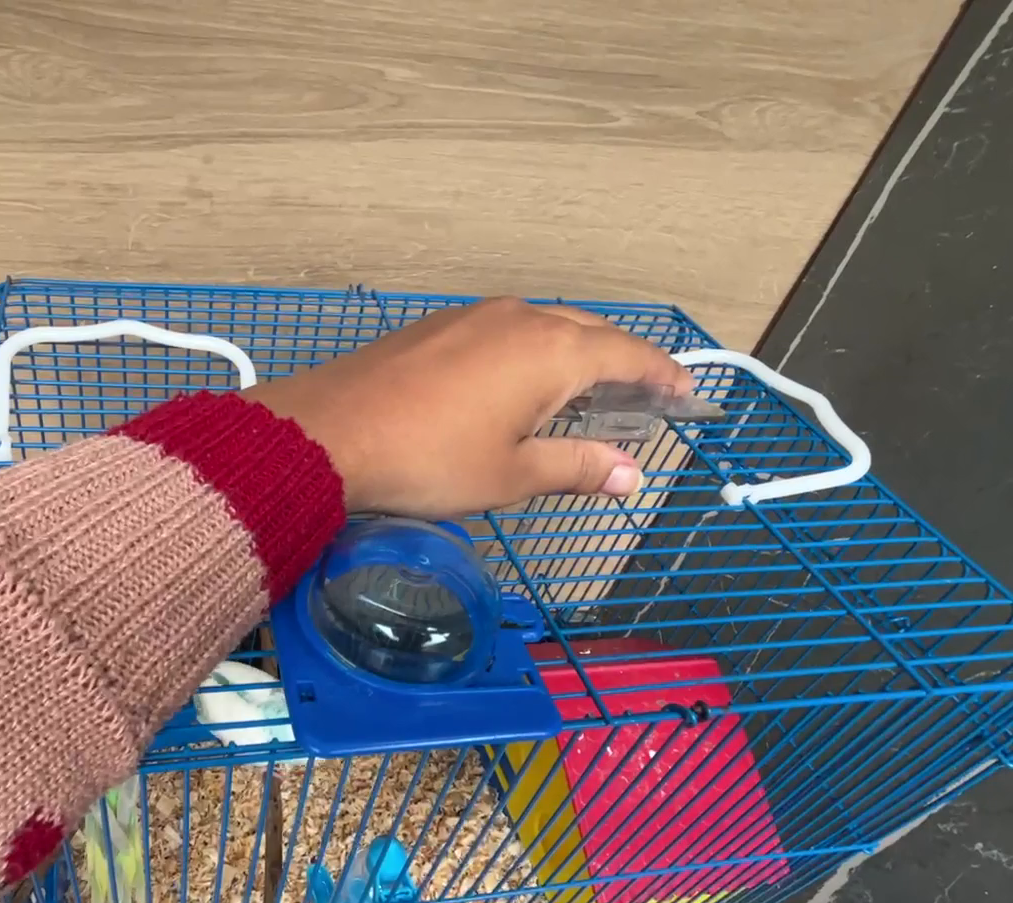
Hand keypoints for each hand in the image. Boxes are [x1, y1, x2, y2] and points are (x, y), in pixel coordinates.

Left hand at [242, 297, 693, 518]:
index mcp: (550, 351)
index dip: (662, 375)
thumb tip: (631, 475)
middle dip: (618, 365)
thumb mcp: (509, 475)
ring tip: (581, 396)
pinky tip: (512, 387)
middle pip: (587, 334)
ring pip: (541, 329)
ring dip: (569, 358)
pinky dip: (525, 357)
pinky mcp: (433, 329)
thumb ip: (575, 467)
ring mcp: (470, 317)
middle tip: (638, 400)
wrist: (327, 434)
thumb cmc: (426, 460)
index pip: (628, 354)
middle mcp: (517, 318)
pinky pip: (499, 334)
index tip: (685, 395)